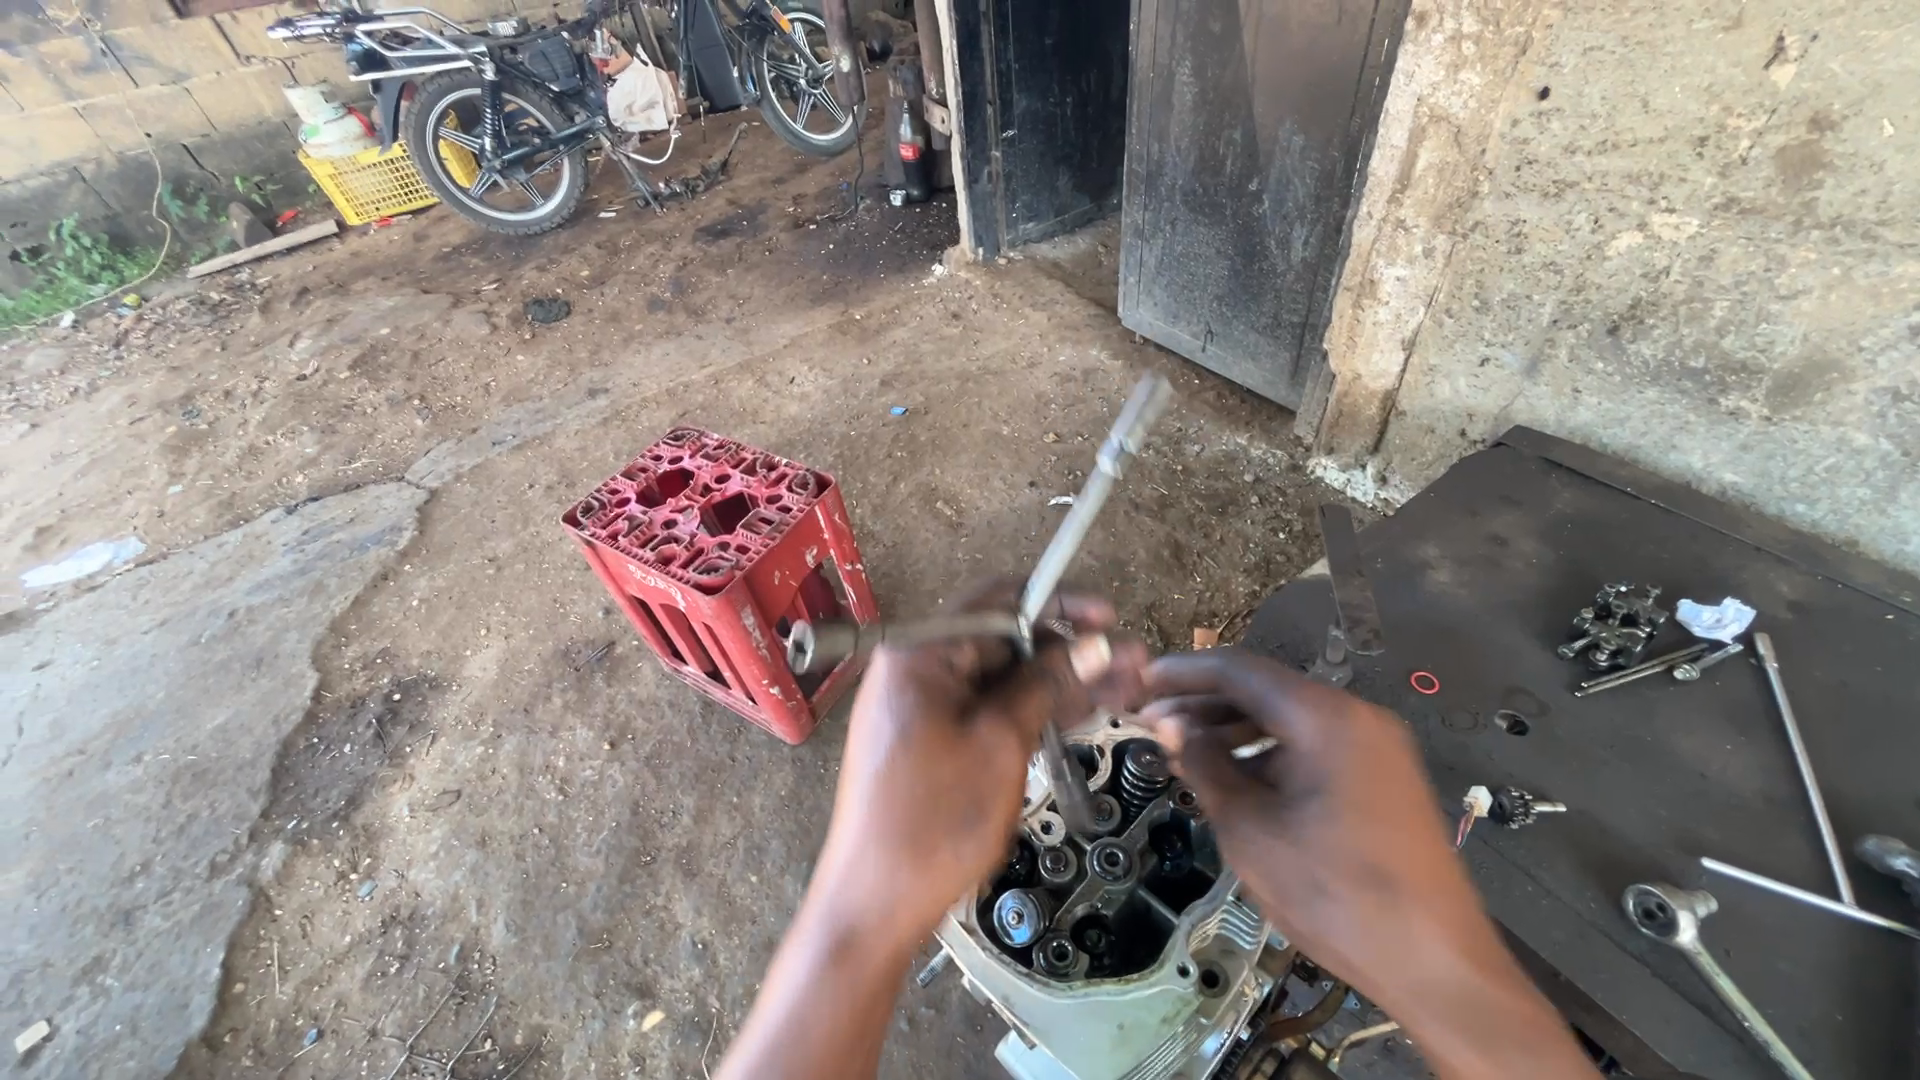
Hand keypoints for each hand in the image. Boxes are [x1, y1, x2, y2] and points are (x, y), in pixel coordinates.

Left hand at [809, 588, 1147, 949]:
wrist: (874, 906)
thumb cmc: (934, 819)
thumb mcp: (1001, 742)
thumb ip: (1047, 683)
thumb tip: (1096, 642)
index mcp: (919, 652)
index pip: (997, 602)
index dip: (1059, 604)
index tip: (1109, 619)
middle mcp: (915, 667)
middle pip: (1003, 641)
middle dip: (1068, 651)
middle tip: (1131, 666)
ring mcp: (921, 705)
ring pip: (1001, 679)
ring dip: (1057, 683)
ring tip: (1123, 689)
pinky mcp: (930, 739)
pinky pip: (986, 709)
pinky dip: (1029, 711)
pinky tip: (1080, 712)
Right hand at [1139, 649, 1599, 1077]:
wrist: (1439, 966)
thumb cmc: (1334, 892)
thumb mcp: (1251, 828)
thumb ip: (1205, 765)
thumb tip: (1170, 726)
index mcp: (1324, 717)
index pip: (1239, 670)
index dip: (1182, 671)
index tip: (1140, 681)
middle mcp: (1354, 717)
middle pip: (1263, 691)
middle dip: (1203, 705)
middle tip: (1151, 724)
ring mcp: (1374, 746)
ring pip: (1287, 720)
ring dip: (1232, 732)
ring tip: (1182, 755)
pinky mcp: (1380, 776)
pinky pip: (1311, 747)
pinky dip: (1266, 755)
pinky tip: (1231, 779)